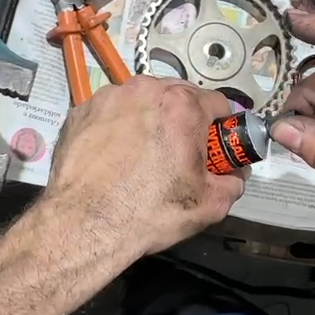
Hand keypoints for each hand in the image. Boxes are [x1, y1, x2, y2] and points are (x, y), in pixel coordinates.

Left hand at [44, 76, 246, 258]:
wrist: (84, 224)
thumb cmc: (149, 211)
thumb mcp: (210, 205)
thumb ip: (233, 182)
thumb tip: (234, 175)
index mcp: (183, 105)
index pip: (217, 104)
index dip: (219, 128)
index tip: (212, 148)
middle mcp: (146, 89)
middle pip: (177, 96)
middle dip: (183, 120)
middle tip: (177, 153)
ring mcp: (109, 97)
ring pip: (141, 101)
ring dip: (148, 119)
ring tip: (140, 155)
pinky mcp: (80, 110)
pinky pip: (109, 111)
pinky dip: (116, 126)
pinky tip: (113, 156)